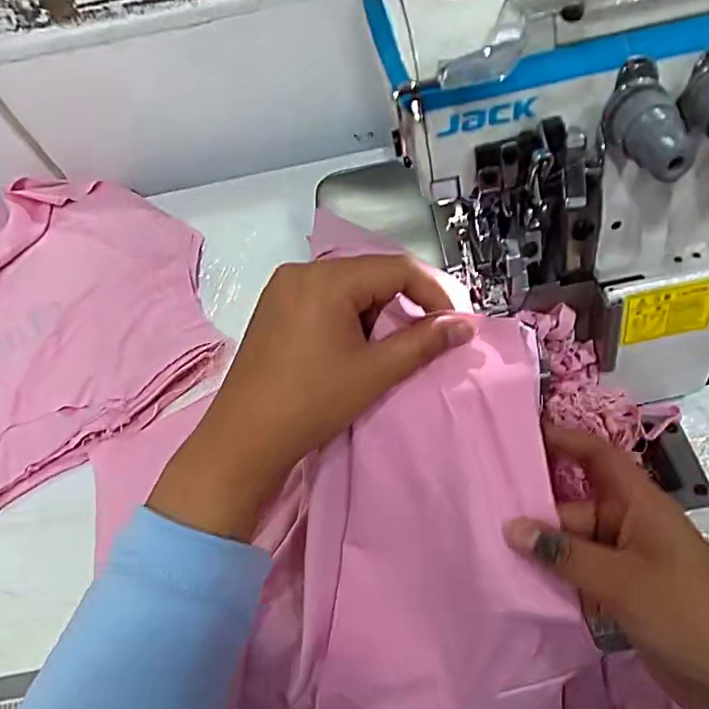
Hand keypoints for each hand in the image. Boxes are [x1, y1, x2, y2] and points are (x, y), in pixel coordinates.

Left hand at [150, 255, 476, 541]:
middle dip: (406, 303)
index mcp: (325, 279)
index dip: (434, 292)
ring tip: (387, 350)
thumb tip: (463, 325)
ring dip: (379, 312)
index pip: (397, 268)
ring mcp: (283, 289)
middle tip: (427, 337)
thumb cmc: (311, 403)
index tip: (454, 323)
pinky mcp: (275, 308)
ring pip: (350, 287)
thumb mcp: (375, 371)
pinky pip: (326, 299)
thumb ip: (425, 342)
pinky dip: (351, 317)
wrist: (244, 440)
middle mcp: (301, 272)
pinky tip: (355, 349)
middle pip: (373, 274)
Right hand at [512, 431, 708, 708]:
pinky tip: (528, 592)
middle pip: (577, 508)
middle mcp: (633, 527)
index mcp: (641, 505)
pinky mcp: (629, 596)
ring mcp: (631, 563)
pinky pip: (587, 577)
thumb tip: (511, 528)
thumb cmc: (686, 615)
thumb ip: (564, 554)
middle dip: (540, 517)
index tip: (521, 435)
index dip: (564, 439)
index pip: (598, 457)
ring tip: (496, 559)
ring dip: (548, 555)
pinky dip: (563, 583)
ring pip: (578, 546)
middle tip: (486, 525)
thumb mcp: (620, 581)